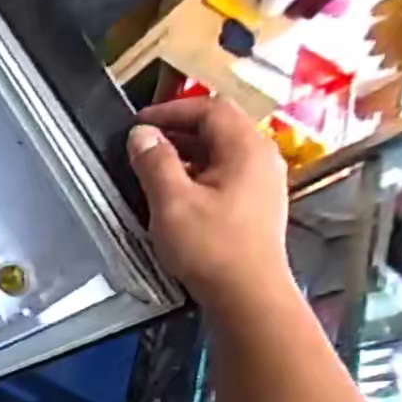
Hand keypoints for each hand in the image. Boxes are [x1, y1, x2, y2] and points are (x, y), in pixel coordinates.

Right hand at [127, 97, 295, 316]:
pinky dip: (197, 172)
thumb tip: (140, 135)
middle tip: (142, 143)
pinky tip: (176, 191)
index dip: (171, 110)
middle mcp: (262, 156)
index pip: (210, 109)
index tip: (138, 123)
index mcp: (245, 148)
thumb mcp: (171, 203)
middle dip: (178, 130)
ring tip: (152, 167)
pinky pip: (225, 173)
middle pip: (219, 128)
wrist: (245, 292)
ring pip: (221, 152)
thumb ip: (155, 163)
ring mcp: (263, 180)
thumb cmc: (209, 247)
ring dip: (186, 153)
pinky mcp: (257, 203)